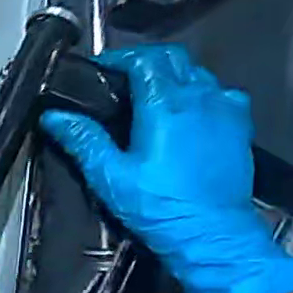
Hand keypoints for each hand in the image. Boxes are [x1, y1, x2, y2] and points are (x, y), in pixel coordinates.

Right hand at [39, 44, 292, 292]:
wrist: (212, 233)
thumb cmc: (156, 205)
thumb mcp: (109, 175)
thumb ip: (83, 140)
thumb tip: (54, 116)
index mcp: (166, 104)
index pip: (145, 60)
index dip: (118, 58)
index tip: (97, 68)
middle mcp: (202, 97)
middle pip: (174, 60)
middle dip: (142, 62)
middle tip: (115, 78)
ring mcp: (226, 109)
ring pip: (196, 74)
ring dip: (168, 75)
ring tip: (142, 95)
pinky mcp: (239, 126)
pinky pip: (216, 93)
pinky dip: (193, 92)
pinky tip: (179, 113)